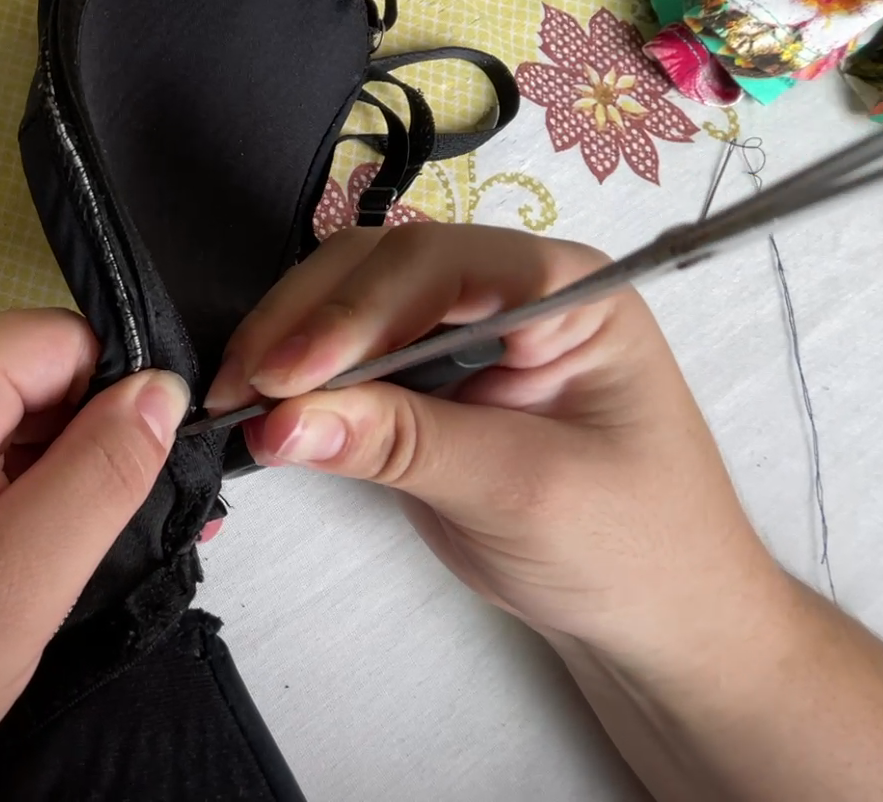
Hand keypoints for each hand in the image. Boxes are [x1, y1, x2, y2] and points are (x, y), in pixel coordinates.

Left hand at [0, 310, 187, 801]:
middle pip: (35, 370)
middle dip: (84, 444)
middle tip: (104, 539)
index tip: (136, 484)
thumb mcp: (12, 587)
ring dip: (49, 472)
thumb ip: (98, 476)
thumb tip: (163, 389)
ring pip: (12, 406)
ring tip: (59, 557)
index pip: (63, 341)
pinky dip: (11, 484)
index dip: (116, 403)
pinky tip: (19, 548)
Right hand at [205, 224, 786, 665]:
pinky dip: (289, 373)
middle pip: (372, 267)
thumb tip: (280, 424)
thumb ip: (401, 444)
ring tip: (236, 398)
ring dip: (280, 342)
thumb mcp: (521, 492)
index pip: (436, 268)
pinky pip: (333, 347)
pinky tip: (258, 402)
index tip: (285, 377)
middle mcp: (497, 289)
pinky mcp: (409, 370)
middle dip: (300, 323)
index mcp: (560, 291)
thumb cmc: (630, 550)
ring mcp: (448, 325)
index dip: (352, 312)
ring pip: (339, 297)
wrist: (646, 615)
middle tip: (241, 389)